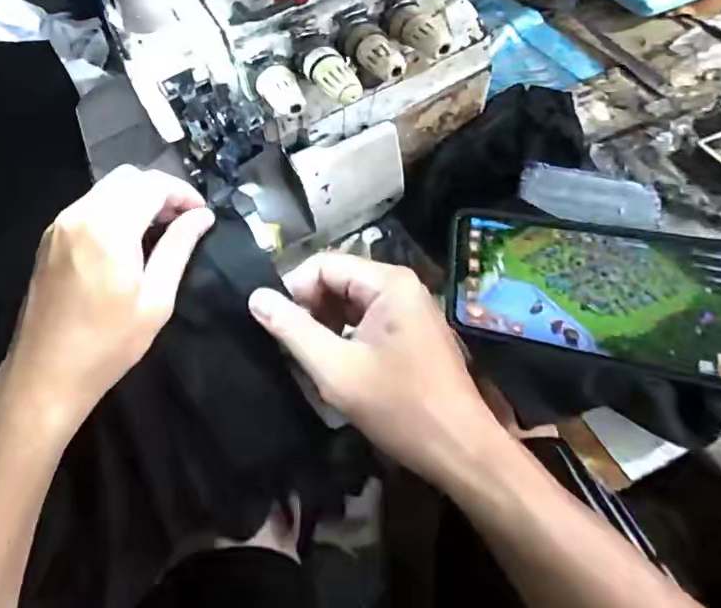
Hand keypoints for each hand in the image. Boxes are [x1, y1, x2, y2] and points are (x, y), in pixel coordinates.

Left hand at [0, 166, 214, 432]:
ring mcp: (60, 224)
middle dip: (160, 190)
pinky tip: (127, 238)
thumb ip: (178, 248)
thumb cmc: (107, 345)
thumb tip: (201, 216)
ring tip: (159, 229)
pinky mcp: (49, 237)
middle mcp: (80, 214)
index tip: (201, 213)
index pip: (152, 184)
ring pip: (107, 188)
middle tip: (183, 219)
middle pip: (128, 177)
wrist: (43, 376)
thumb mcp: (156, 300)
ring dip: (136, 197)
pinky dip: (114, 208)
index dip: (182, 192)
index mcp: (108, 226)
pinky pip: (89, 205)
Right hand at [248, 254, 509, 487]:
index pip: (322, 265)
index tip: (272, 322)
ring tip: (305, 355)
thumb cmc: (401, 408)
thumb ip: (292, 329)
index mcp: (387, 282)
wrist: (465, 455)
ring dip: (324, 323)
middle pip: (336, 279)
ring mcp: (409, 308)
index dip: (292, 289)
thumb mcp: (336, 369)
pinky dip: (343, 334)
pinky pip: (366, 318)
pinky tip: (332, 362)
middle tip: (286, 342)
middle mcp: (400, 285)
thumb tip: (255, 297)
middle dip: (308, 307)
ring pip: (349, 300)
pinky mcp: (412, 331)